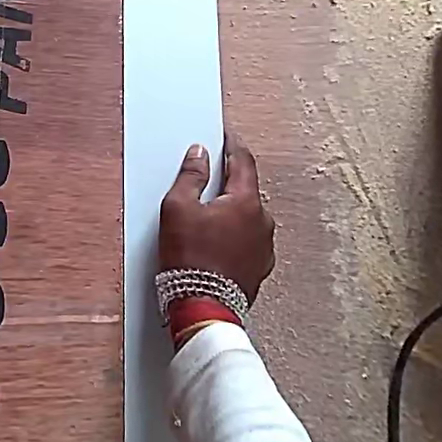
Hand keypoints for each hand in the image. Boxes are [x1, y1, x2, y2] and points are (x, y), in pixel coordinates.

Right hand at [159, 130, 275, 302]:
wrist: (201, 306)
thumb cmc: (190, 259)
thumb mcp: (178, 207)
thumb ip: (191, 176)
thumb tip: (198, 155)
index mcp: (247, 202)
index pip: (243, 160)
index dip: (232, 144)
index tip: (225, 135)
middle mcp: (263, 222)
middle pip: (245, 188)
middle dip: (227, 179)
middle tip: (206, 176)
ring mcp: (264, 246)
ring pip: (246, 214)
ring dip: (229, 208)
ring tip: (203, 215)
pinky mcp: (259, 266)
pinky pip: (246, 237)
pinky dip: (232, 231)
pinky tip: (212, 238)